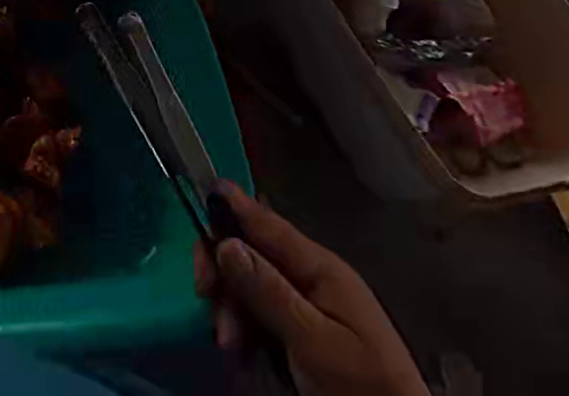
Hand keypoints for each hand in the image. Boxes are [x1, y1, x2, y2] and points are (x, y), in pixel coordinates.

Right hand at [194, 183, 430, 395]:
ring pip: (250, 289)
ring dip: (231, 311)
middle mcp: (310, 279)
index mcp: (320, 267)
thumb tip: (226, 242)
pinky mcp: (301, 336)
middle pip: (252, 256)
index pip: (268, 224)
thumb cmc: (363, 386)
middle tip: (205, 299)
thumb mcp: (313, 341)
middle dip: (224, 274)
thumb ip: (269, 291)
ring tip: (231, 348)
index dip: (235, 206)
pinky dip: (244, 331)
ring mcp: (306, 308)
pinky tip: (241, 355)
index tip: (206, 191)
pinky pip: (259, 318)